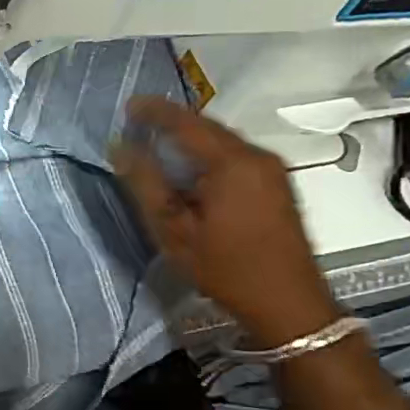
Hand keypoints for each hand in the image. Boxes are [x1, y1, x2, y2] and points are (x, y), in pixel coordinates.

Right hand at [116, 99, 342, 347]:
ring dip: (190, 136)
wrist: (289, 304)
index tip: (127, 105)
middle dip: (172, 121)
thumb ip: (145, 183)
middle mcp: (257, 157)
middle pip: (208, 127)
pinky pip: (234, 153)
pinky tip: (189, 164)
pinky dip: (207, 151)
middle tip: (137, 121)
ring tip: (157, 139)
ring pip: (222, 140)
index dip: (155, 111)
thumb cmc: (225, 267)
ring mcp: (272, 170)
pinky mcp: (277, 183)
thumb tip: (120, 146)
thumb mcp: (173, 229)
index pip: (186, 124)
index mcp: (232, 164)